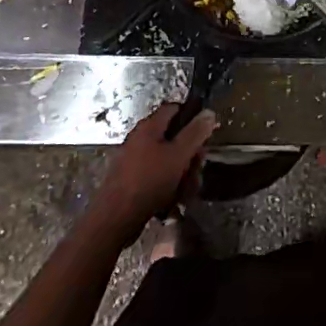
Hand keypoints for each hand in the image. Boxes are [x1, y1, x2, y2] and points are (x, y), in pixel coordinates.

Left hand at [91, 103, 216, 230]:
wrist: (117, 216)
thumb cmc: (150, 180)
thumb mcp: (178, 155)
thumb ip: (195, 133)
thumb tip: (209, 112)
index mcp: (149, 127)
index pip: (174, 109)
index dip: (192, 117)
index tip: (207, 133)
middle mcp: (140, 139)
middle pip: (174, 138)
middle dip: (190, 155)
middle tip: (197, 170)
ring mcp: (135, 160)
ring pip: (168, 161)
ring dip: (182, 175)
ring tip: (186, 192)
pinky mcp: (133, 180)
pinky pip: (158, 176)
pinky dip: (169, 186)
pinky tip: (174, 201)